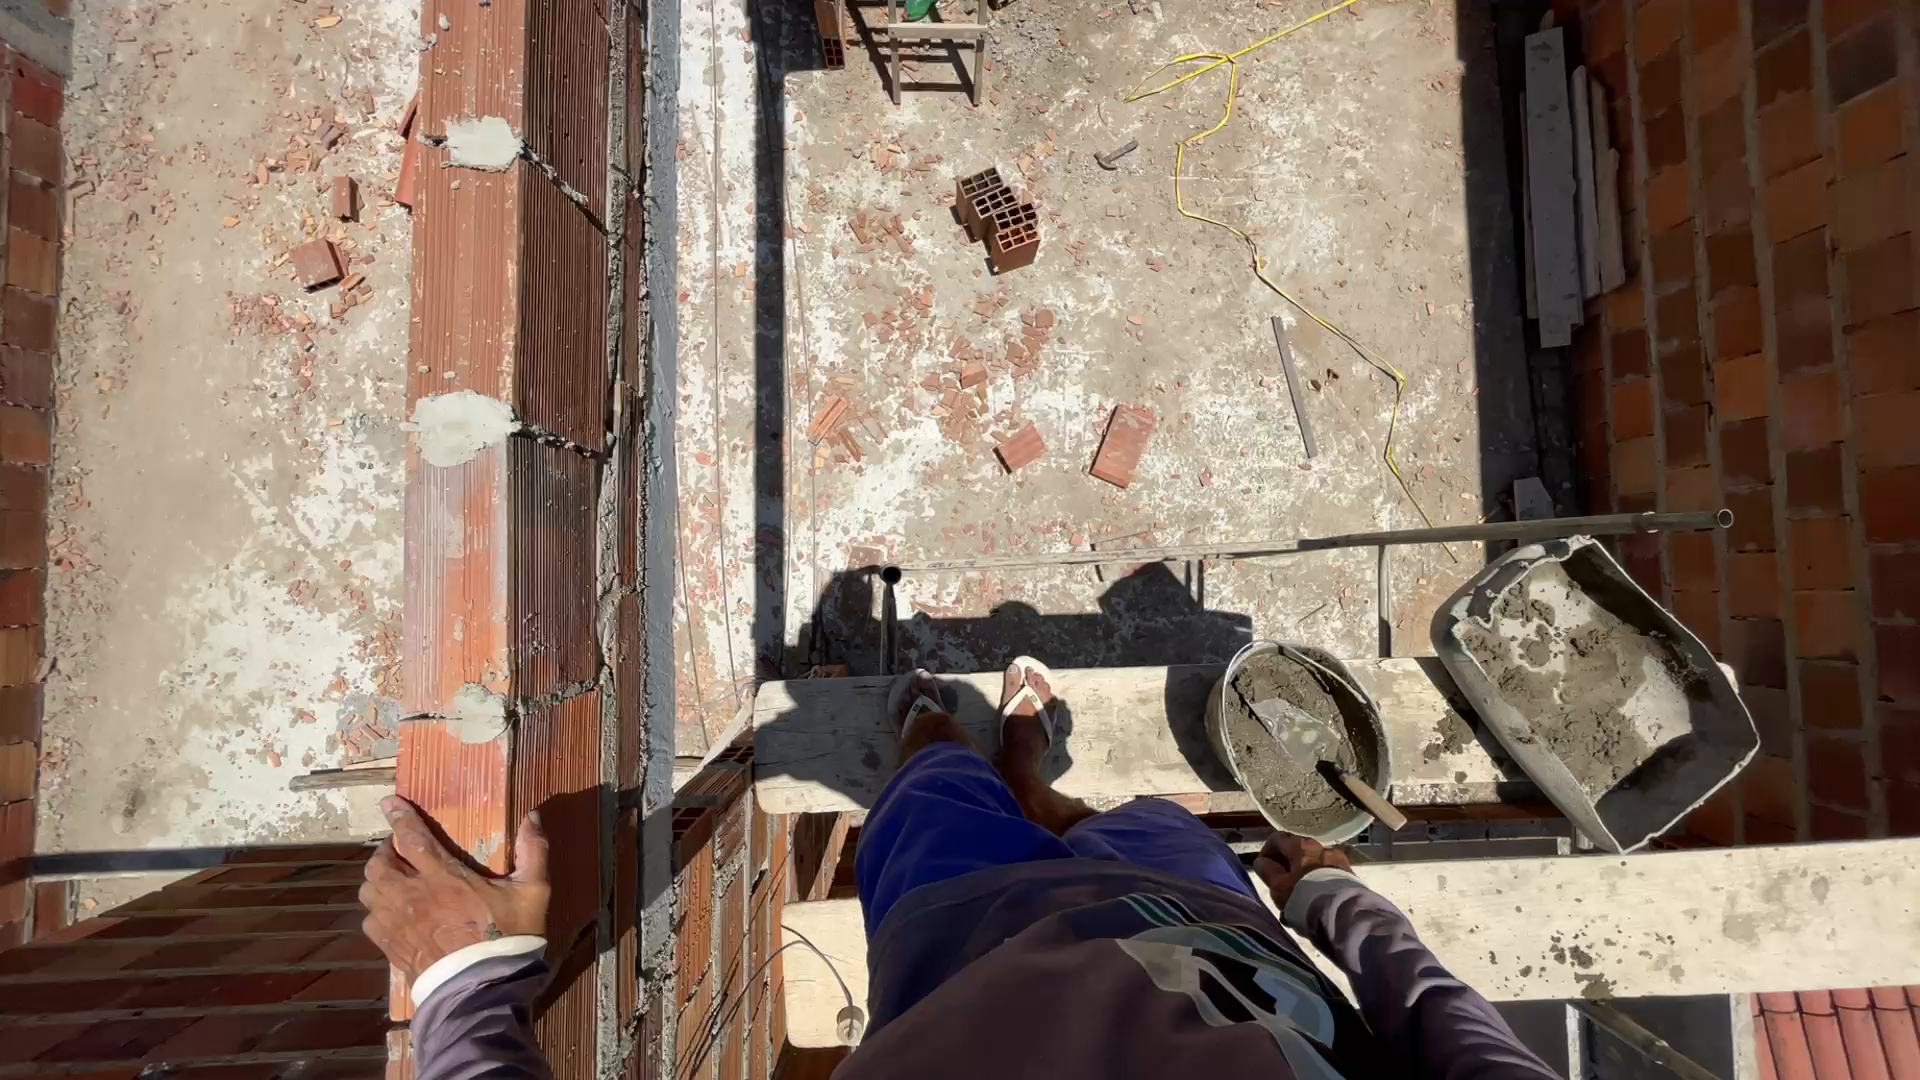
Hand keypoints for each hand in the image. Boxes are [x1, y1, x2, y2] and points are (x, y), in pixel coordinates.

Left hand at [359, 795, 550, 984]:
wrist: (483, 987)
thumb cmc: (510, 933)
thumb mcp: (534, 888)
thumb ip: (534, 850)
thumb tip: (533, 816)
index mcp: (446, 878)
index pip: (414, 840)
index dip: (400, 818)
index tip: (389, 801)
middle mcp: (413, 896)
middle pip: (379, 865)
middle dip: (385, 849)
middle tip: (400, 845)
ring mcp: (397, 924)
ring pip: (368, 891)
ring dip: (377, 876)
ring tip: (393, 873)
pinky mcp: (391, 947)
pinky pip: (369, 920)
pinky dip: (375, 907)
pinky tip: (391, 907)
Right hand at [1253, 832, 1351, 907]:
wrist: (1345, 916)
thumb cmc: (1305, 897)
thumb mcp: (1278, 887)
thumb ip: (1267, 871)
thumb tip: (1262, 862)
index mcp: (1300, 845)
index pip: (1276, 839)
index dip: (1266, 852)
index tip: (1264, 870)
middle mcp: (1320, 847)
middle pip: (1296, 853)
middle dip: (1287, 869)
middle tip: (1282, 889)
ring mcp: (1338, 861)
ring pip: (1313, 866)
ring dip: (1303, 879)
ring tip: (1299, 902)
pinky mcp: (1352, 877)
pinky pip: (1328, 877)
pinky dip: (1318, 886)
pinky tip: (1315, 905)